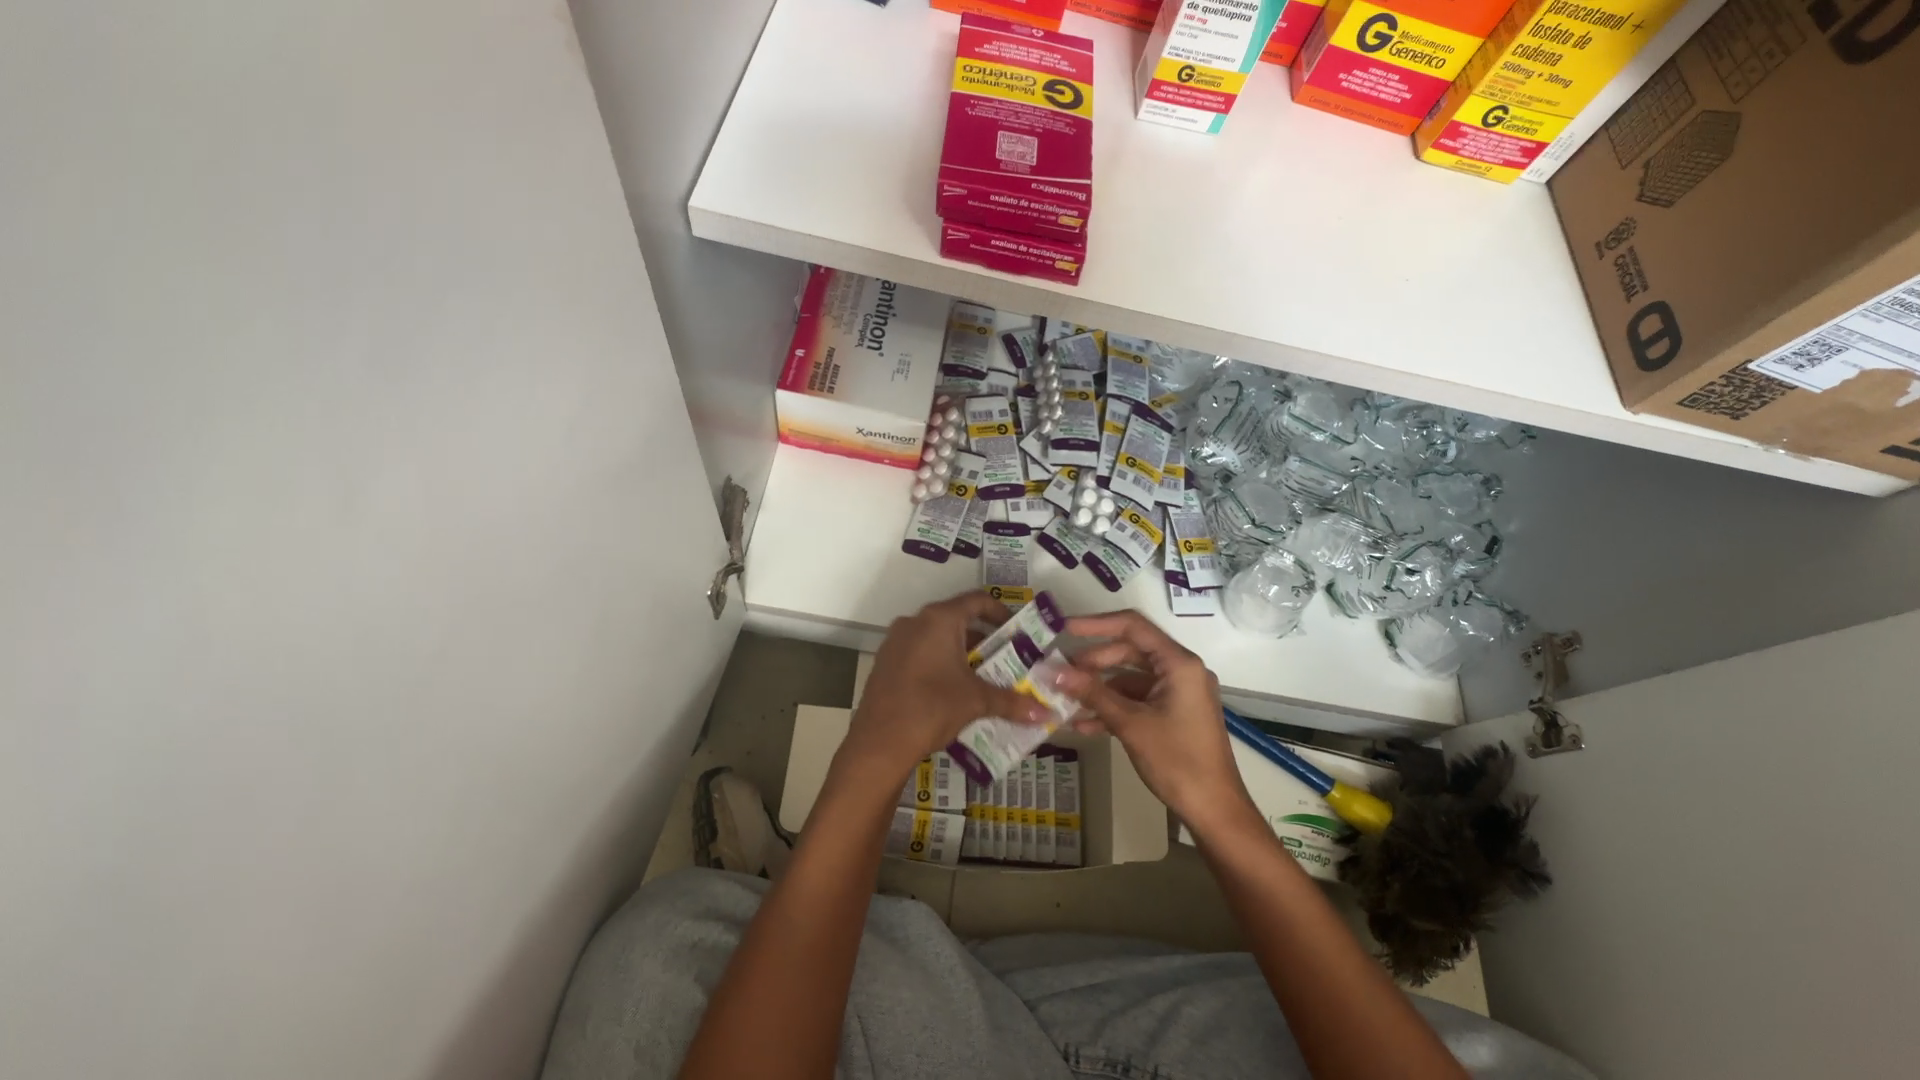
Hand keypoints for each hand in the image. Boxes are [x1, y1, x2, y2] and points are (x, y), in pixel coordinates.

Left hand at [836, 591, 1052, 792]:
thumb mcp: (977, 701)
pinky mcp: (885, 663)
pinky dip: (939, 665)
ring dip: (961, 654)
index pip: (977, 601)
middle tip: (1006, 661)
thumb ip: (1013, 702)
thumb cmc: (932, 708)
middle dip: (983, 640)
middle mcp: (914, 622)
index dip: (1001, 613)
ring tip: (983, 679)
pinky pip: (919, 654)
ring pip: (937, 639)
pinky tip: (952, 692)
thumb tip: (1048, 714)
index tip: (1017, 632)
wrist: (879, 743)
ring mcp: (895, 642)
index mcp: (939, 620)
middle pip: (956, 620)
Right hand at [1052, 610, 1256, 835]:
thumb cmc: (1177, 761)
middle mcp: (1181, 671)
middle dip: (1093, 661)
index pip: (1133, 627)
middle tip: (1060, 671)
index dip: (1096, 624)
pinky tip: (1082, 724)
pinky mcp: (1173, 714)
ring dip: (1099, 687)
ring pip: (1131, 678)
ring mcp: (1178, 694)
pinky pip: (1138, 700)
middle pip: (1130, 651)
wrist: (1214, 809)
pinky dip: (1113, 708)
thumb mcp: (1130, 724)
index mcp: (1179, 664)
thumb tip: (1055, 671)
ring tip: (1065, 697)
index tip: (1064, 629)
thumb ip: (1093, 694)